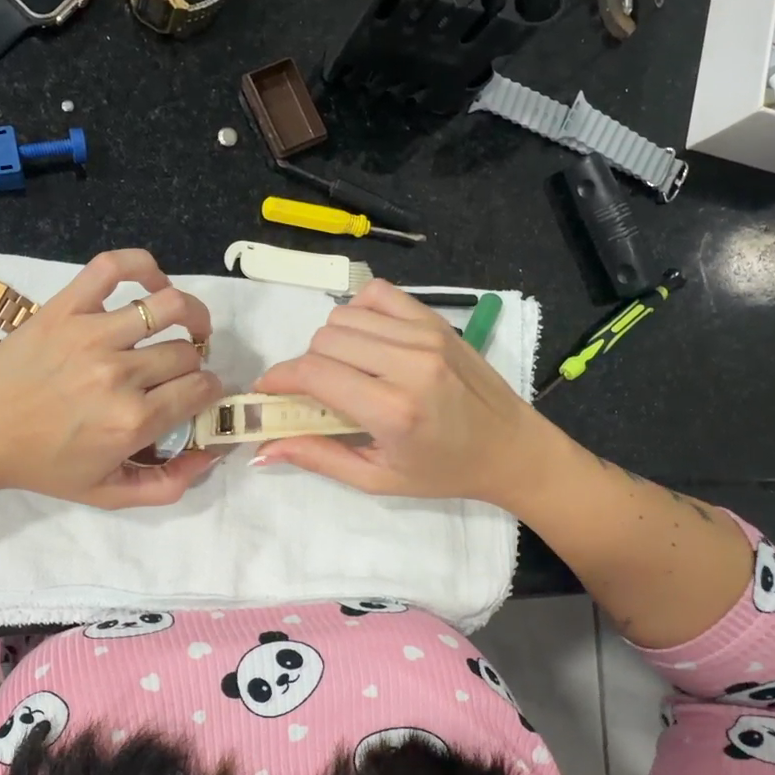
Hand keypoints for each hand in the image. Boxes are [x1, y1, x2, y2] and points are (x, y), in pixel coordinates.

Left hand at [0, 249, 223, 508]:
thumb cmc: (42, 466)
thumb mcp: (107, 494)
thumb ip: (167, 485)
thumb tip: (212, 456)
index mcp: (132, 421)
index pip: (200, 390)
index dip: (210, 392)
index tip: (198, 395)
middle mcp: (120, 373)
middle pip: (187, 353)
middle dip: (194, 364)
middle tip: (178, 373)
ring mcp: (92, 334)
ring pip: (168, 307)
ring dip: (190, 315)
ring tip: (187, 326)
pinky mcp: (65, 307)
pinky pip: (113, 267)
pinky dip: (143, 266)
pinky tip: (152, 285)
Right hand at [251, 280, 558, 506]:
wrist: (511, 448)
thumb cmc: (443, 471)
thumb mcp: (378, 479)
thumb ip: (319, 458)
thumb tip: (262, 449)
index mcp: (392, 410)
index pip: (313, 373)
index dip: (279, 379)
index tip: (268, 391)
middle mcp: (408, 364)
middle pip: (323, 341)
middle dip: (306, 366)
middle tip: (316, 392)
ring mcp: (425, 336)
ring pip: (344, 317)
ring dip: (330, 343)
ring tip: (344, 370)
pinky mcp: (436, 321)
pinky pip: (376, 295)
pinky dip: (359, 313)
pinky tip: (366, 342)